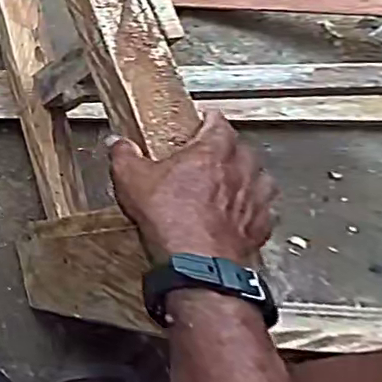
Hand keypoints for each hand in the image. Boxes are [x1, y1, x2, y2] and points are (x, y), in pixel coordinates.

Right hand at [108, 111, 274, 263]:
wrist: (197, 263)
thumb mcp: (130, 178)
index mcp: (210, 153)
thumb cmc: (169, 217)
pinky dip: (253, 207)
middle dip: (230, 147)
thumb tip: (119, 143)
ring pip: (261, 178)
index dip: (211, 119)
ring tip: (232, 179)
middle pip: (244, 149)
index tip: (206, 118)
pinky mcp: (259, 227)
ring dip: (248, 175)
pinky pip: (263, 209)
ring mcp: (254, 200)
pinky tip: (240, 212)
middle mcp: (239, 172)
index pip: (219, 124)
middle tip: (214, 150)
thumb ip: (124, 155)